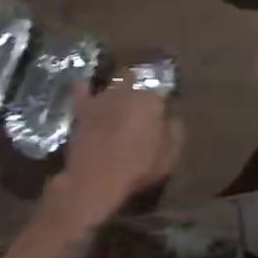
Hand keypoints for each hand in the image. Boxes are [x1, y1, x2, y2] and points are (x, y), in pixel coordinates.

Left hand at [47, 80, 183, 221]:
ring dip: (118, 89)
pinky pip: (83, 88)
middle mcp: (127, 90)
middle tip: (142, 104)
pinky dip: (87, 87)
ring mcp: (102, 97)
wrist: (96, 179)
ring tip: (120, 104)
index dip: (163, 96)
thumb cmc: (138, 168)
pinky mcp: (82, 107)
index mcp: (152, 98)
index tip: (165, 107)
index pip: (162, 86)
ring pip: (113, 84)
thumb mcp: (170, 155)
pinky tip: (88, 88)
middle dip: (140, 85)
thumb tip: (172, 114)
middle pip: (136, 78)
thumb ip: (175, 129)